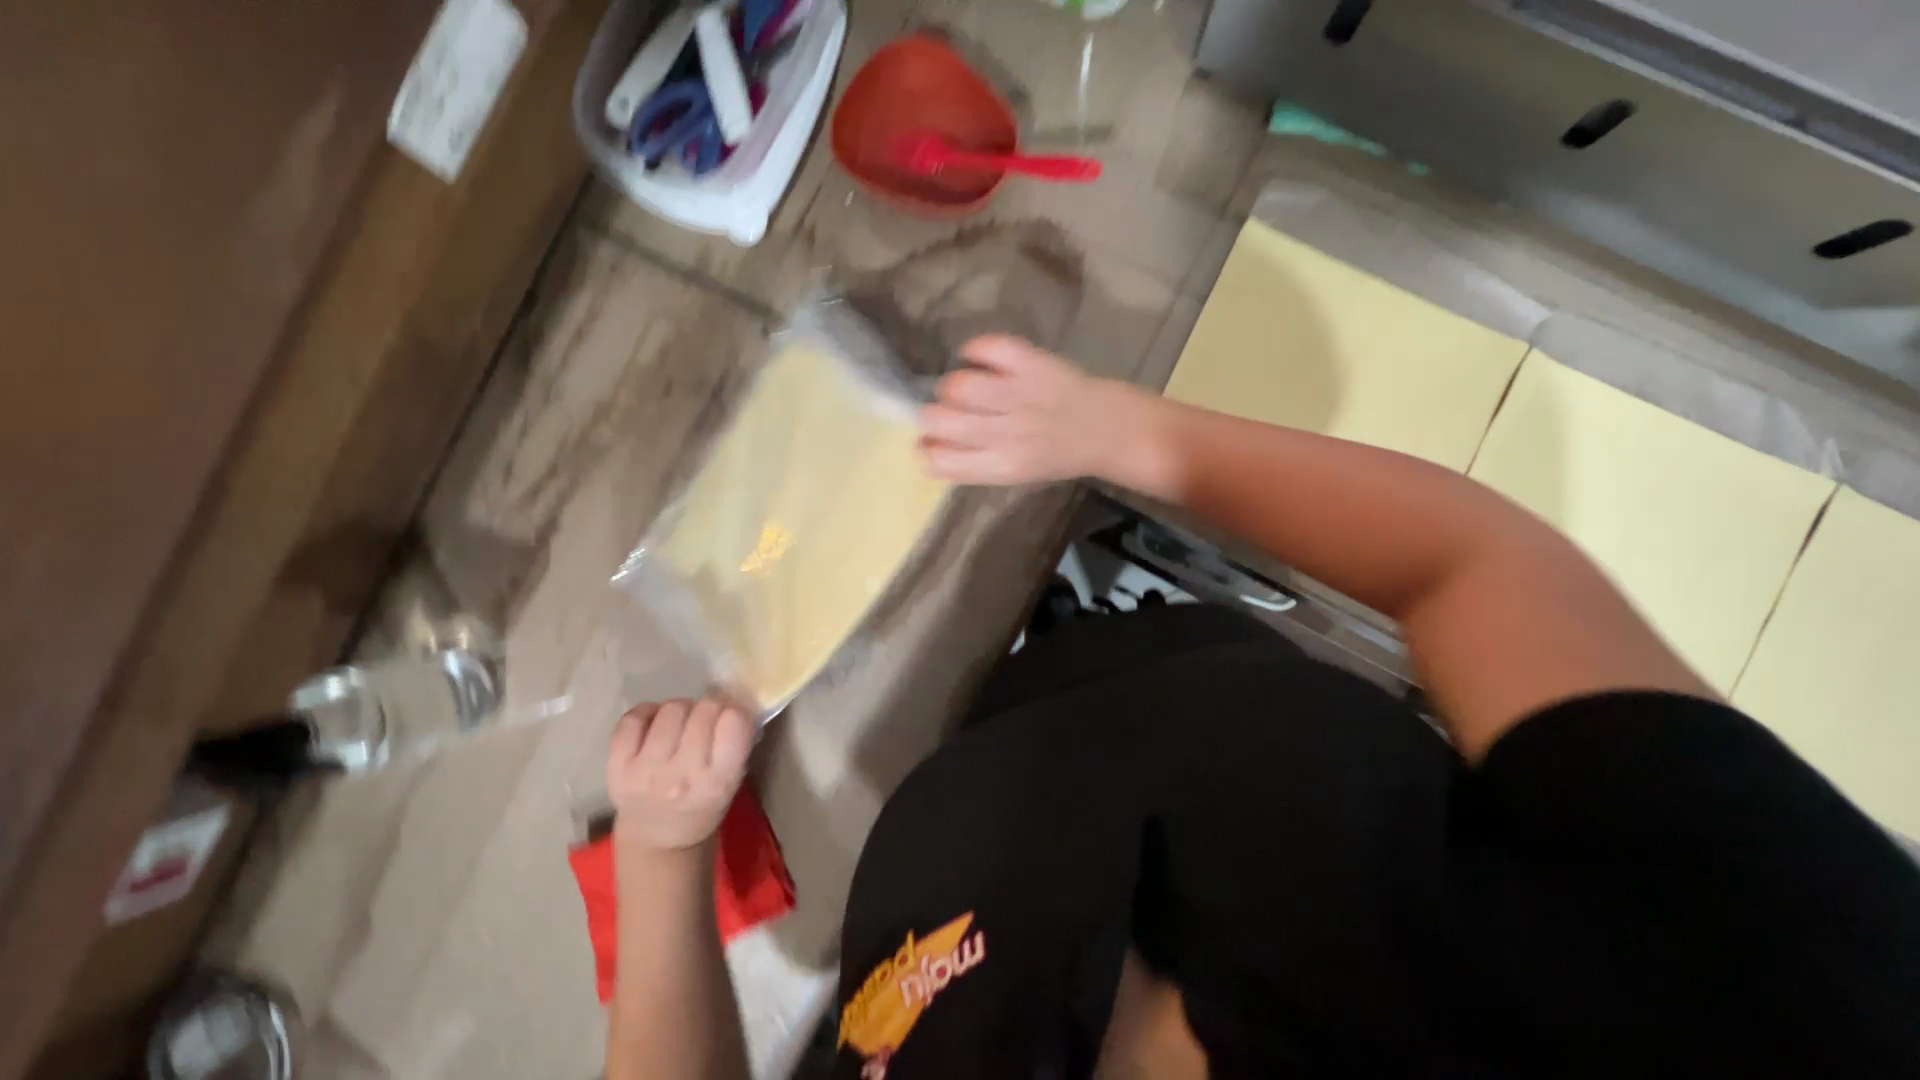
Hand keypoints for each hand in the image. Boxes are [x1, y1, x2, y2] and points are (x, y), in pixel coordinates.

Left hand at [606, 698, 754, 853]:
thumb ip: (735, 745)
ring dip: (681, 709)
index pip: (734, 722)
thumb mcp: (732, 784)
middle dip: (709, 708)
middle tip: (706, 719)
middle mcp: (681, 776)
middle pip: (704, 710)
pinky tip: (654, 723)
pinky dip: (646, 712)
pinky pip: (632, 719)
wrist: (657, 840)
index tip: (731, 716)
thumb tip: (733, 700)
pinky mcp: (617, 767)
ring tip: (681, 723)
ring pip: (671, 709)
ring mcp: (646, 771)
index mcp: (717, 783)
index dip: (735, 711)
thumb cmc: (702, 808)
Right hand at [918, 335, 1149, 485]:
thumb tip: (930, 443)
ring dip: (954, 385)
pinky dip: (977, 349)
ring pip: (958, 384)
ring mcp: (1020, 395)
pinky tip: (984, 359)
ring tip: (969, 387)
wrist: (1107, 430)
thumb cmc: (1055, 455)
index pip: (939, 461)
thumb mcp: (1015, 473)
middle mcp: (1007, 433)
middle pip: (939, 419)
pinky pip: (987, 346)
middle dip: (935, 414)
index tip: (931, 441)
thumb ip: (974, 462)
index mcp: (1001, 466)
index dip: (927, 449)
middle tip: (952, 411)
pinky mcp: (1032, 363)